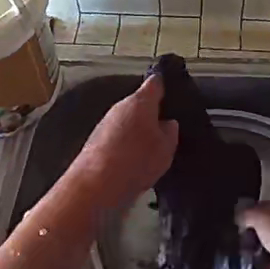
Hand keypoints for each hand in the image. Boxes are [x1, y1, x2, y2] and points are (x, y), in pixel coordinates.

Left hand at [61, 74, 178, 211]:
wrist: (95, 185)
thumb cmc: (136, 160)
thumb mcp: (166, 148)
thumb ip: (170, 131)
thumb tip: (167, 123)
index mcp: (141, 101)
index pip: (155, 83)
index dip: (166, 86)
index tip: (174, 92)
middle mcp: (120, 107)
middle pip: (140, 103)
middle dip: (152, 114)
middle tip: (167, 129)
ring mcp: (105, 123)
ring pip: (128, 121)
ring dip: (138, 131)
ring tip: (152, 149)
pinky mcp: (96, 141)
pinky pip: (118, 137)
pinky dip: (126, 145)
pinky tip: (134, 162)